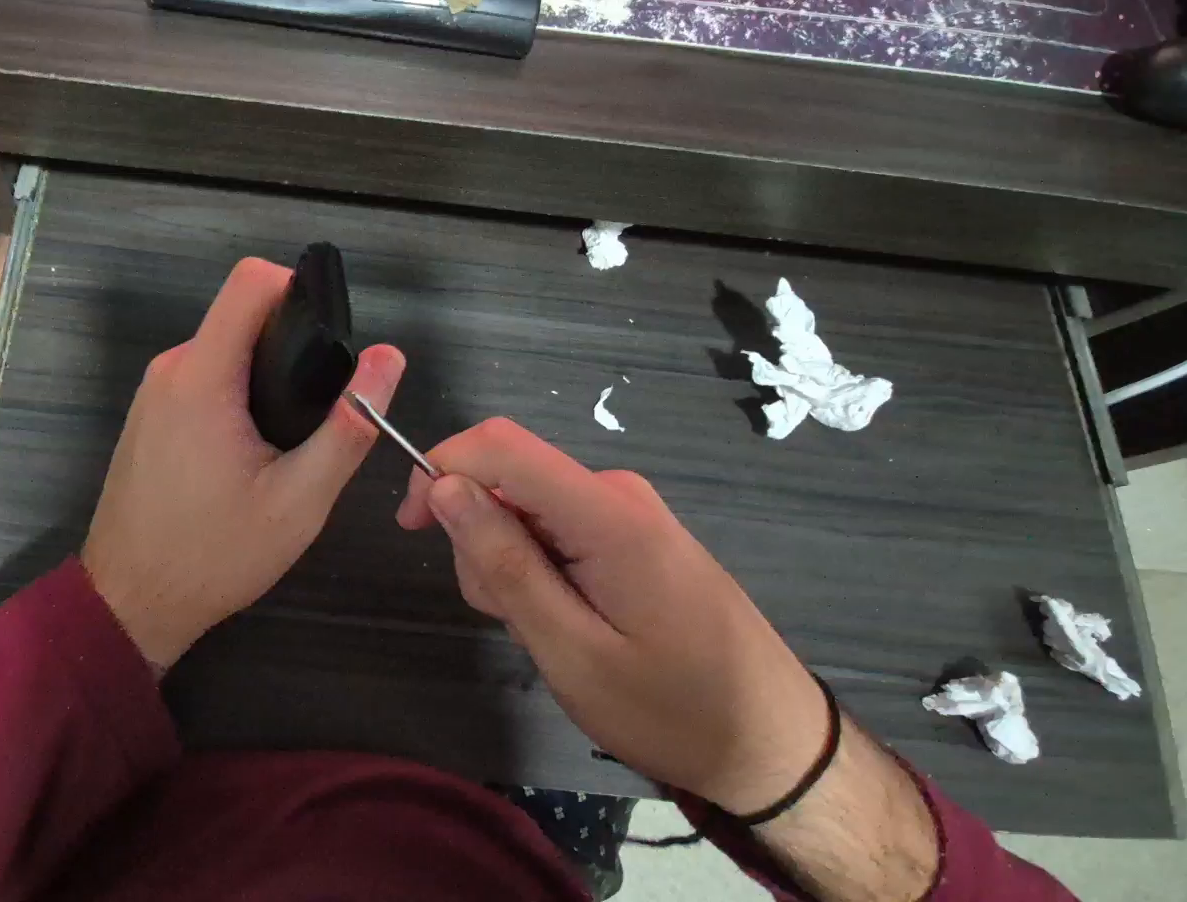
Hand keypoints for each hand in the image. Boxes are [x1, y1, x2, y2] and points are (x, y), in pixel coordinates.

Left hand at [81, 258, 405, 671]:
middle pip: (241, 316)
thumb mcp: (300, 500)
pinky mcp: (149, 414)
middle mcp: (171, 369)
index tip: (332, 336)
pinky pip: (203, 378)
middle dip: (289, 344)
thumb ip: (349, 425)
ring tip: (290, 436)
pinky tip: (252, 449)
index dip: (298, 289)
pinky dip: (236, 395)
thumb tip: (389, 358)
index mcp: (203, 375)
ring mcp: (154, 392)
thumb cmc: (216, 554)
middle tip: (321, 407)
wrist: (133, 601)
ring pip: (224, 350)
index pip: (249, 282)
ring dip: (263, 375)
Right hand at [394, 418, 825, 815]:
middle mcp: (615, 492)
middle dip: (479, 539)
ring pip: (525, 507)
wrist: (774, 742)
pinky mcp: (631, 531)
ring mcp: (627, 510)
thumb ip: (503, 563)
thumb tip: (444, 487)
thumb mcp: (571, 650)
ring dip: (507, 562)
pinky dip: (536, 567)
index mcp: (606, 513)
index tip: (412, 528)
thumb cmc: (671, 708)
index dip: (440, 467)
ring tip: (546, 631)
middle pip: (507, 479)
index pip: (500, 445)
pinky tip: (565, 619)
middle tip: (508, 618)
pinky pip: (554, 525)